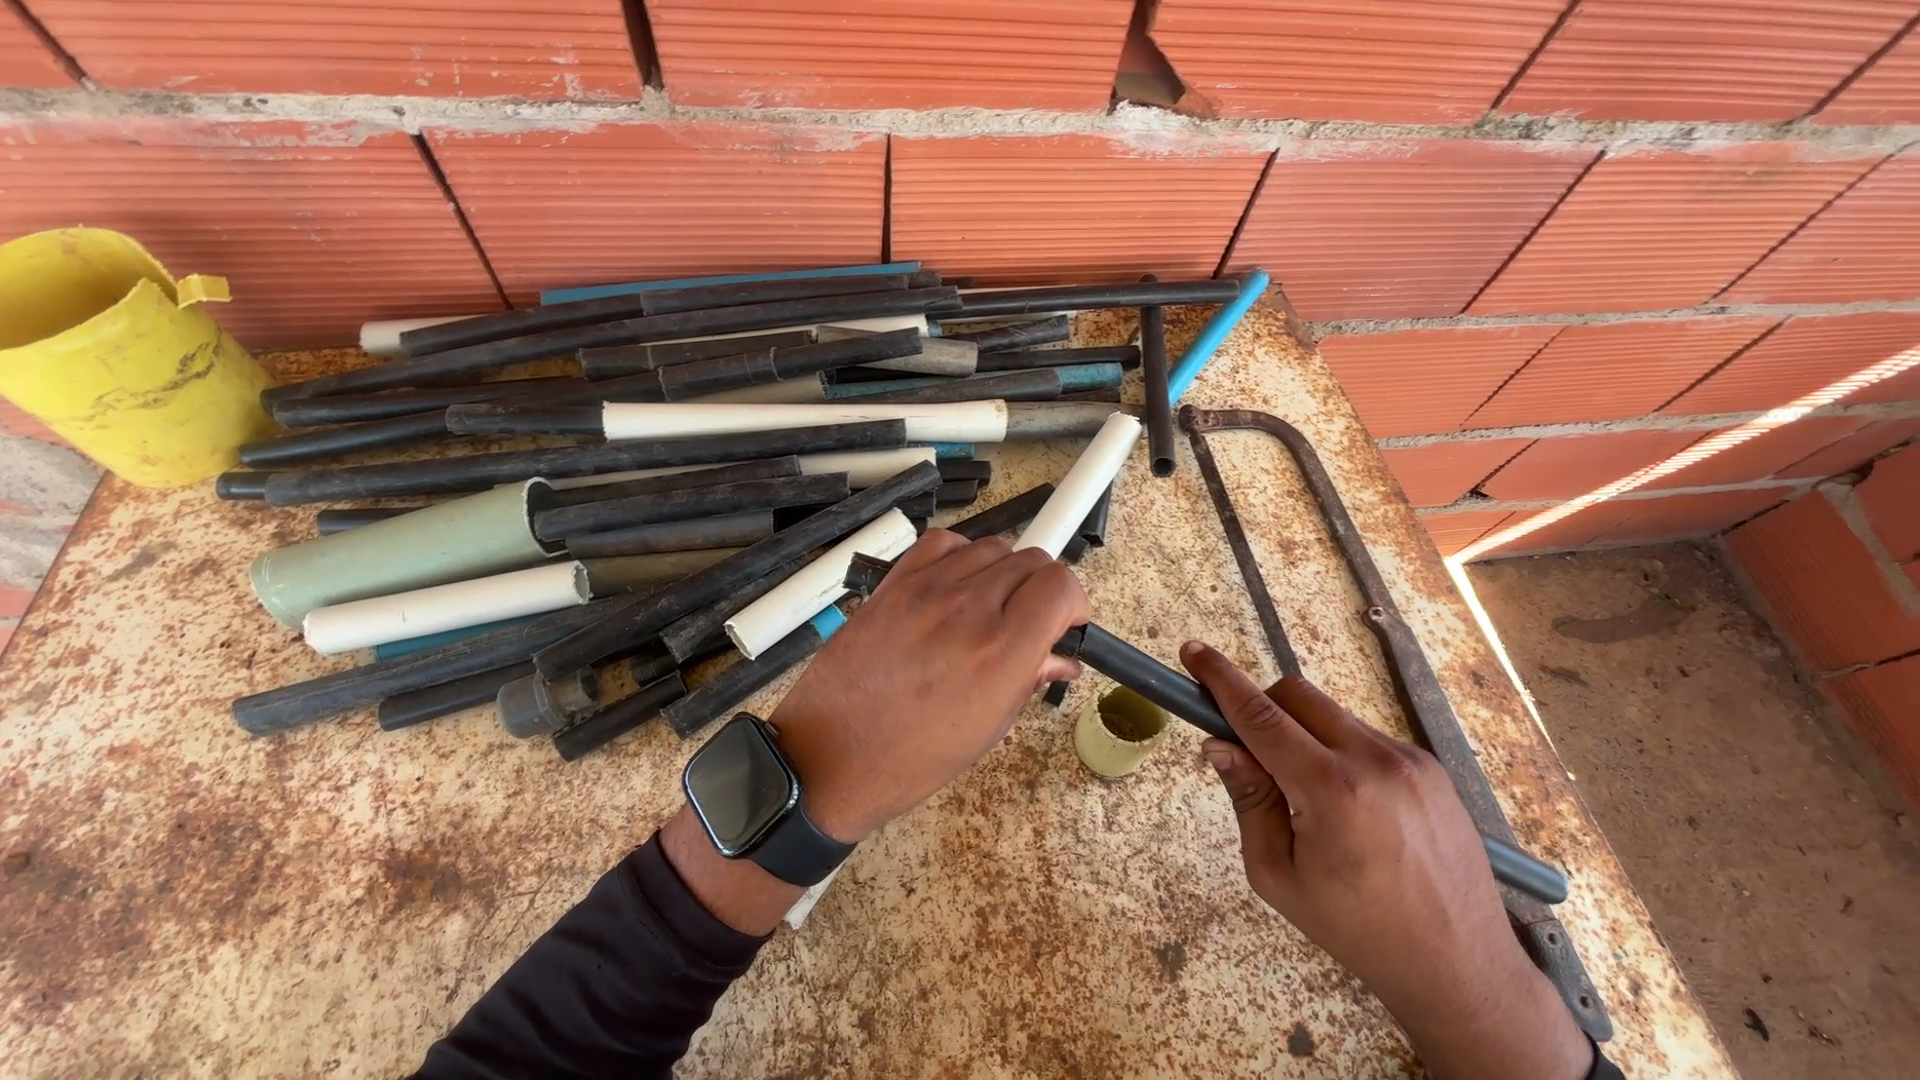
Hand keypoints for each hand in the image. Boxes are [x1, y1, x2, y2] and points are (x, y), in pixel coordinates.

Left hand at [771, 529, 1088, 842]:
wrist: (830, 755)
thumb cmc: (909, 758)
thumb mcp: (987, 728)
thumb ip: (1029, 679)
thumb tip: (1058, 659)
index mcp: (1000, 653)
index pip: (1060, 586)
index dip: (1072, 602)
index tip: (1065, 620)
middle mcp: (967, 610)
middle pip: (1030, 560)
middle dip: (1041, 588)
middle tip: (1031, 620)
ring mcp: (926, 591)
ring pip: (990, 547)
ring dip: (1002, 572)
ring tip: (991, 607)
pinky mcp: (893, 584)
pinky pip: (941, 543)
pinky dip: (959, 557)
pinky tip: (955, 587)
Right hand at [1181, 642, 1591, 1079]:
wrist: (1461, 965)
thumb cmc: (1356, 929)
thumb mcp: (1278, 876)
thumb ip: (1249, 801)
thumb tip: (1219, 746)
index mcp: (1332, 791)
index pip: (1261, 716)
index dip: (1221, 681)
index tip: (1194, 652)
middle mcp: (1375, 760)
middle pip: (1296, 695)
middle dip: (1262, 708)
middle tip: (1250, 755)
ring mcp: (1411, 760)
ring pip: (1332, 715)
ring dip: (1302, 734)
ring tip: (1310, 800)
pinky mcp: (1431, 767)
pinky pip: (1365, 737)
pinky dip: (1338, 751)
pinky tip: (1351, 808)